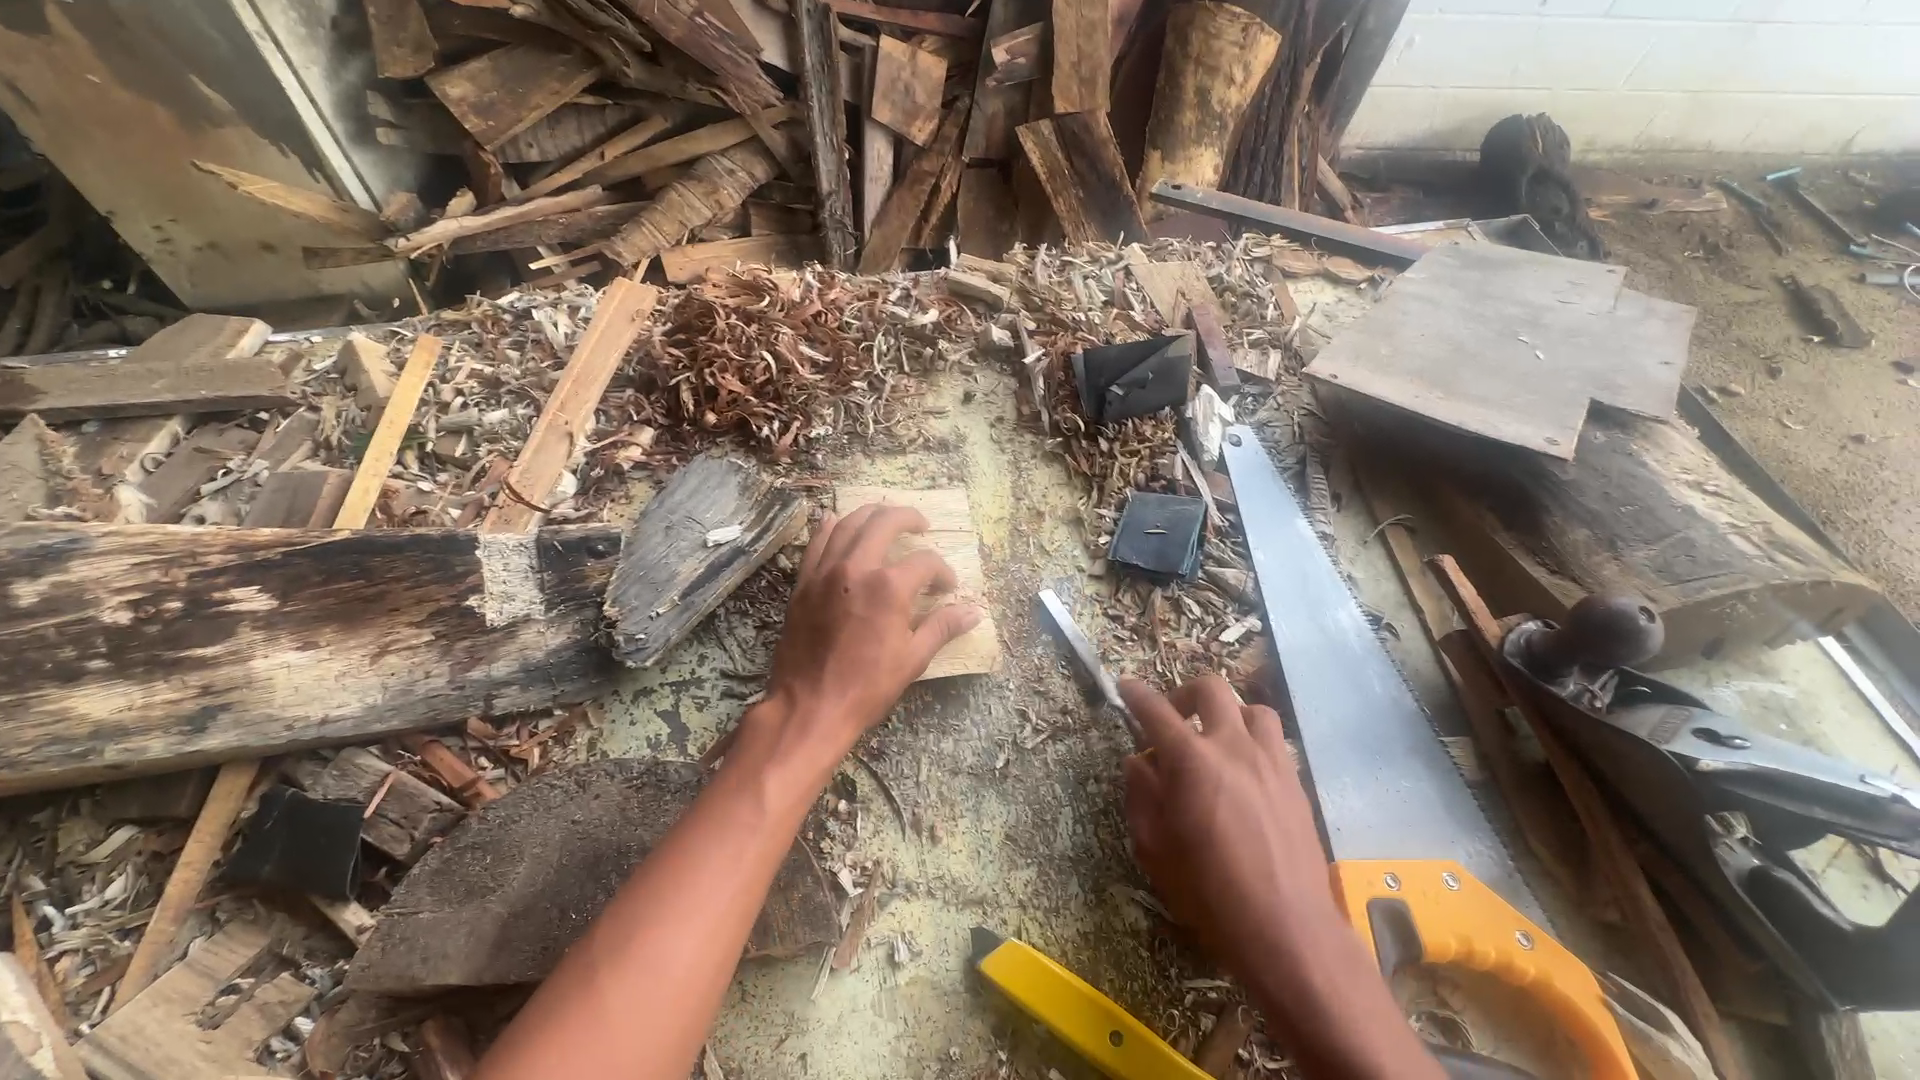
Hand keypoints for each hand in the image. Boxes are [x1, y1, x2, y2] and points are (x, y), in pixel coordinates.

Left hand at [758, 504, 983, 760]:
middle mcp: (856, 568)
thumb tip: (974, 612)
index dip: (942, 572)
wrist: (809, 705)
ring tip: (886, 517)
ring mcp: (825, 572)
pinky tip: (837, 521)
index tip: (946, 587)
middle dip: (909, 518)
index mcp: (889, 587)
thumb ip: (942, 627)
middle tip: (922, 525)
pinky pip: (816, 542)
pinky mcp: (803, 582)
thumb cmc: (867, 686)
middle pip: (885, 523)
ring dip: (872, 514)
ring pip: (849, 524)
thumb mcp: (913, 659)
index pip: (925, 562)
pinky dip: (830, 527)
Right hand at [1119, 675, 1341, 971]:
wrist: (1286, 928)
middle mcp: (1234, 747)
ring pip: (1252, 709)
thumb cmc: (1208, 894)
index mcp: (1191, 761)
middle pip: (1211, 690)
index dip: (1136, 694)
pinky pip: (1275, 742)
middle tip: (1173, 719)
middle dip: (1184, 694)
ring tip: (1216, 742)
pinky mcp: (1296, 782)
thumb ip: (1142, 796)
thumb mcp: (1155, 849)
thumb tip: (1139, 762)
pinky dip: (1254, 743)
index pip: (1155, 711)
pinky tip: (1245, 774)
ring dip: (1228, 716)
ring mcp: (1272, 762)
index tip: (1125, 686)